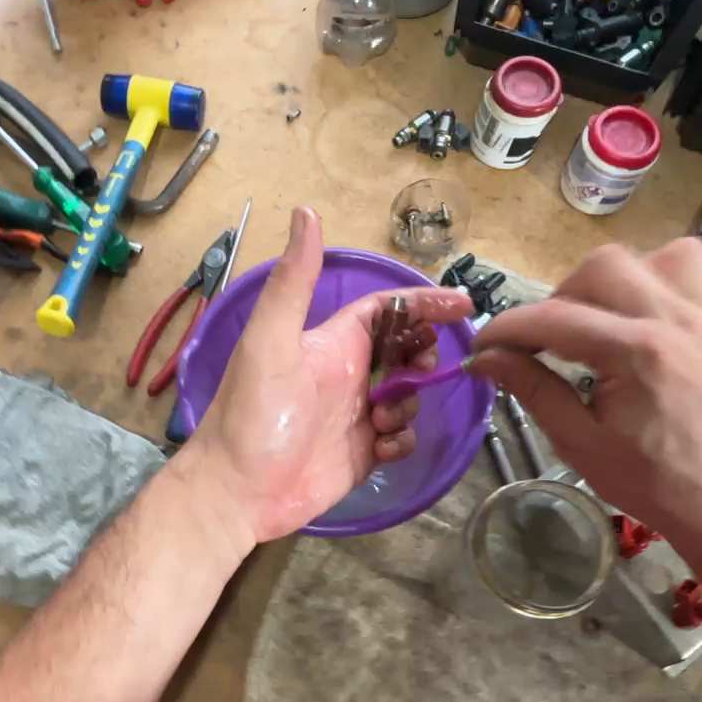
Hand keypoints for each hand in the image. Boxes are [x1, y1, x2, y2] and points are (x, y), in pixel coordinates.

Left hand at [180, 207, 471, 543]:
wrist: (239, 491)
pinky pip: (399, 439)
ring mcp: (355, 417)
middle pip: (405, 353)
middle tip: (422, 372)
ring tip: (378, 423)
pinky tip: (379, 448)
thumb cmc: (253, 414)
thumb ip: (293, 282)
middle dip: (424, 357)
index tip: (462, 305)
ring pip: (407, 398)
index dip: (423, 303)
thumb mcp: (270, 341)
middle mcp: (346, 375)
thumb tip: (306, 210)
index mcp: (329, 343)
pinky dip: (401, 440)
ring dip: (408, 406)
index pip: (387, 311)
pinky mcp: (360, 455)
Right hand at [469, 239, 701, 558]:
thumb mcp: (579, 443)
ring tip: (609, 320)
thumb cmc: (651, 484)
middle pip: (604, 267)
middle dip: (561, 298)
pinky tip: (668, 321)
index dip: (506, 328)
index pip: (553, 319)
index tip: (482, 347)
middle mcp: (677, 320)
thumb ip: (533, 390)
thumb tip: (486, 359)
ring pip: (667, 256)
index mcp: (635, 352)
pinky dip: (690, 291)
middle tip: (548, 341)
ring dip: (628, 280)